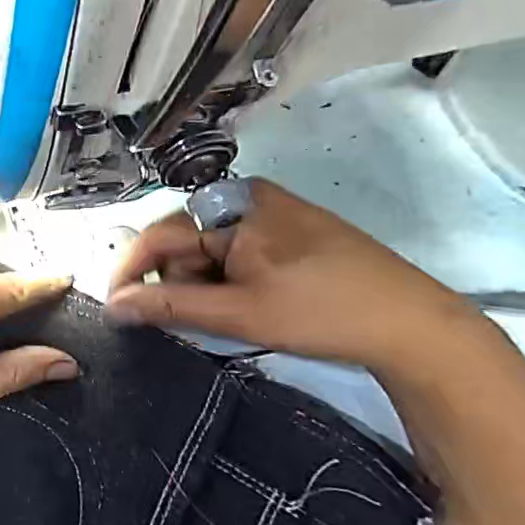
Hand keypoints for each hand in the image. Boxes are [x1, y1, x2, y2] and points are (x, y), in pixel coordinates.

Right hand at [105, 179, 485, 375]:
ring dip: (204, 288)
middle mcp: (251, 200)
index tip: (117, 308)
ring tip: (231, 321)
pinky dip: (229, 284)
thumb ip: (170, 307)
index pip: (161, 235)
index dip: (133, 272)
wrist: (409, 324)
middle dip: (178, 284)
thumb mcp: (238, 313)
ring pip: (211, 253)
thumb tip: (114, 306)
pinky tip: (249, 309)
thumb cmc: (321, 311)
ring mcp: (274, 216)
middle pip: (186, 243)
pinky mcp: (291, 235)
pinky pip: (238, 256)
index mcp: (236, 207)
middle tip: (195, 324)